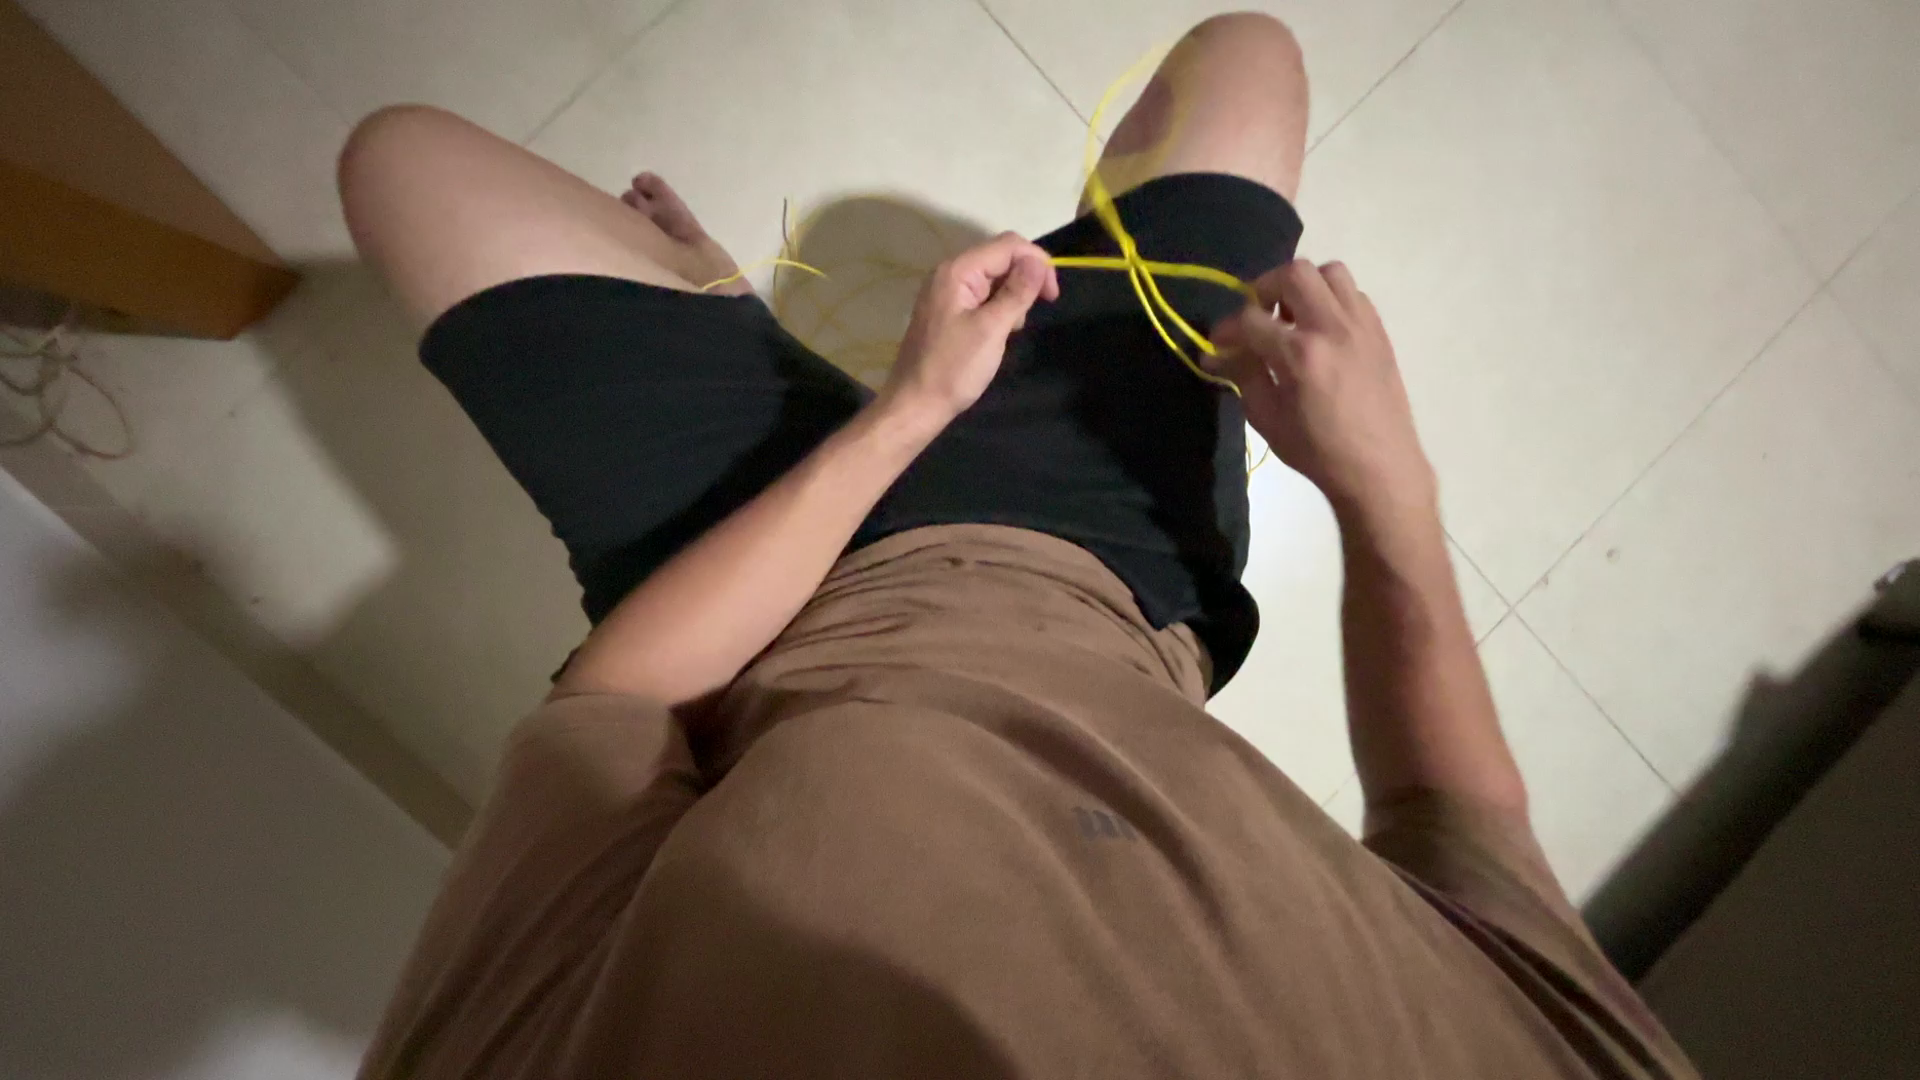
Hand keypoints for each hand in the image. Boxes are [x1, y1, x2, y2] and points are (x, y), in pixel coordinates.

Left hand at [881, 231, 1059, 424]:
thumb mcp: (992, 329)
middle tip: (1032, 314)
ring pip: (993, 279)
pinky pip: (981, 298)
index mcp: (957, 271)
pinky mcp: (947, 312)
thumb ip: (1017, 291)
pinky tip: (998, 333)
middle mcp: (949, 274)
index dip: (1037, 262)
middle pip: (1000, 258)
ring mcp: (946, 293)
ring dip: (1012, 297)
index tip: (1052, 296)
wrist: (916, 405)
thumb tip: (1038, 261)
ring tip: (1011, 330)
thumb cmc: (954, 369)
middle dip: (1024, 280)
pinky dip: (997, 309)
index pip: (1007, 245)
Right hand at [1211, 260, 1435, 522]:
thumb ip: (1241, 376)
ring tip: (1291, 319)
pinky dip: (1329, 301)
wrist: (1377, 465)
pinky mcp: (1378, 331)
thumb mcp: (1266, 417)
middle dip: (1265, 288)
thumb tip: (1214, 355)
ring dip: (1303, 287)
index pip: (1250, 319)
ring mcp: (1360, 325)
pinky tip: (1319, 332)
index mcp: (1299, 353)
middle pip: (1294, 274)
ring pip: (1330, 272)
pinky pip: (1352, 294)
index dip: (1225, 329)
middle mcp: (1332, 327)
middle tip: (1256, 317)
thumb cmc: (1315, 448)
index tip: (1217, 344)